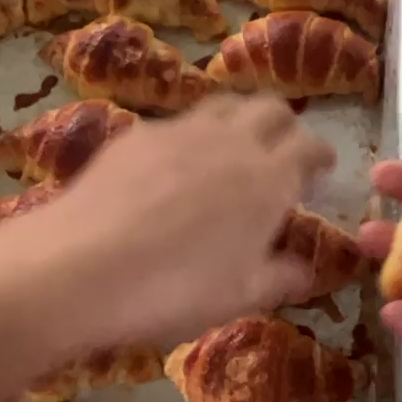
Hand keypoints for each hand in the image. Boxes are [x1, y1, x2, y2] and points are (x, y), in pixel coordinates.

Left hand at [0, 96, 335, 350]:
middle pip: (271, 109)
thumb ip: (282, 278)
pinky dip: (192, 136)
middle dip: (285, 125)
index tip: (323, 167)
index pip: (308, 147)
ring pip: (226, 105)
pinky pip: (179, 123)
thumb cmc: (173, 289)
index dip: (320, 154)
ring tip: (234, 146)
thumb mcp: (239, 296)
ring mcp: (184, 130)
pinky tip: (174, 167)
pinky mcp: (139, 133)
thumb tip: (309, 272)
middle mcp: (233, 142)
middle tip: (282, 150)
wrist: (78, 267)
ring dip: (241, 119)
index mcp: (268, 179)